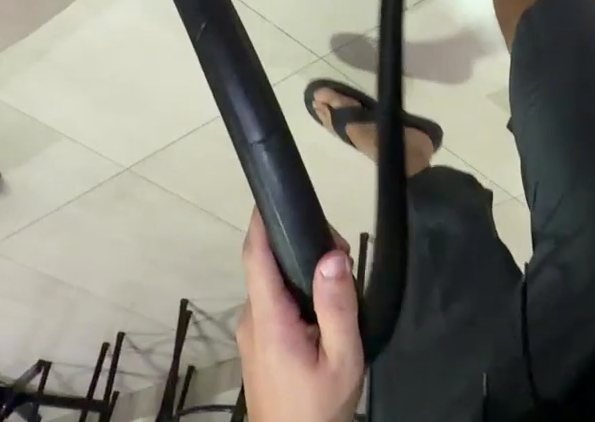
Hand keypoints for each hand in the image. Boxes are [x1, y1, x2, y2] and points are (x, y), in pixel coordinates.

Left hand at [235, 212, 363, 421]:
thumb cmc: (318, 407)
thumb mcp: (342, 358)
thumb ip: (338, 306)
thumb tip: (332, 255)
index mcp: (269, 318)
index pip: (256, 256)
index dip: (261, 222)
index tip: (275, 194)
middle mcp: (252, 318)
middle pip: (267, 265)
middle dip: (299, 245)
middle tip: (343, 253)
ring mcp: (252, 332)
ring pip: (273, 284)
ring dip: (301, 270)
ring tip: (341, 279)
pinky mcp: (258, 343)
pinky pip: (275, 302)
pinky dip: (297, 291)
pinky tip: (325, 307)